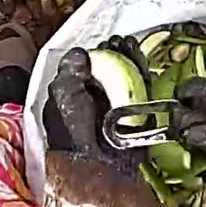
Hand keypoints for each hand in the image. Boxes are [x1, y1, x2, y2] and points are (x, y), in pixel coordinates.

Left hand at [41, 48, 140, 176]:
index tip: (104, 43)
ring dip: (129, 57)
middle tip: (119, 41)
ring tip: (129, 43)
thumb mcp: (63, 95)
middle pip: (109, 70)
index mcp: (74, 97)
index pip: (86, 70)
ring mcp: (118, 107)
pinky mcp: (137, 115)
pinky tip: (139, 55)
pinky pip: (142, 88)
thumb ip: (69, 71)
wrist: (99, 165)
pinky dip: (142, 71)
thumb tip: (80, 52)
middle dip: (114, 53)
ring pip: (126, 76)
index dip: (96, 55)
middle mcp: (96, 101)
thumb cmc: (74, 130)